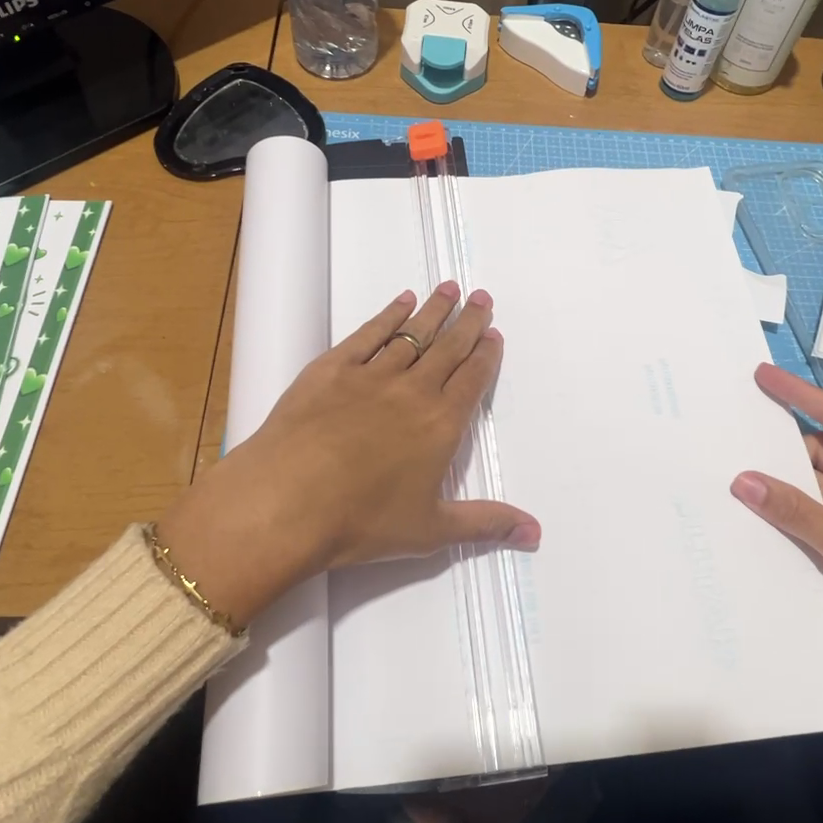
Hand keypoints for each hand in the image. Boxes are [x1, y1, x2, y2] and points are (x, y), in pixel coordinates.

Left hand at [156, 283, 538, 626]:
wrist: (286, 500)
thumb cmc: (361, 521)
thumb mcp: (430, 531)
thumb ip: (486, 524)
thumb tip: (536, 533)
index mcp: (441, 425)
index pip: (472, 380)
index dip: (486, 355)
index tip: (494, 333)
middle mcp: (413, 391)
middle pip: (448, 348)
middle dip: (468, 321)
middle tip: (482, 297)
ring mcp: (371, 375)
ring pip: (412, 334)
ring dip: (433, 310)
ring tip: (449, 289)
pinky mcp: (333, 368)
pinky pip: (369, 333)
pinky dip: (388, 315)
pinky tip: (400, 302)